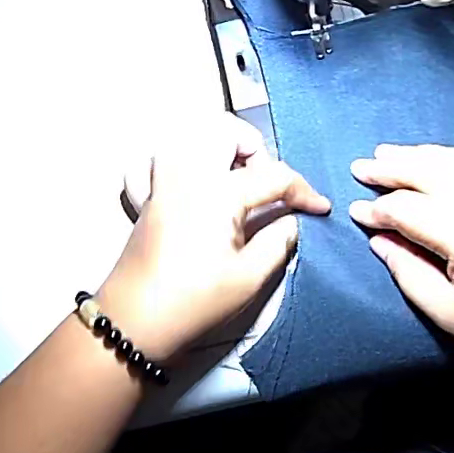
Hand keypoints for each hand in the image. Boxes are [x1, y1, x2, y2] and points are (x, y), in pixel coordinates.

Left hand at [96, 114, 329, 362]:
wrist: (135, 322)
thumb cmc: (194, 302)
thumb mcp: (250, 278)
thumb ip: (278, 241)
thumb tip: (290, 221)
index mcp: (218, 193)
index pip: (273, 175)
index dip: (303, 191)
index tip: (318, 208)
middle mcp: (187, 175)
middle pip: (225, 130)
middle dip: (256, 148)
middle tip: (267, 184)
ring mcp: (161, 183)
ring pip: (189, 136)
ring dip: (218, 146)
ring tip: (234, 178)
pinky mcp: (146, 198)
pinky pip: (155, 162)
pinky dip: (175, 163)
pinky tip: (190, 184)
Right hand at [349, 143, 453, 392]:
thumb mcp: (451, 315)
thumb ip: (409, 273)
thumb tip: (381, 242)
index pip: (408, 208)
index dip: (377, 211)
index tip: (353, 213)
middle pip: (430, 170)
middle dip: (391, 167)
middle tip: (360, 167)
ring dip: (418, 155)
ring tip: (388, 154)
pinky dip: (450, 158)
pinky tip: (435, 161)